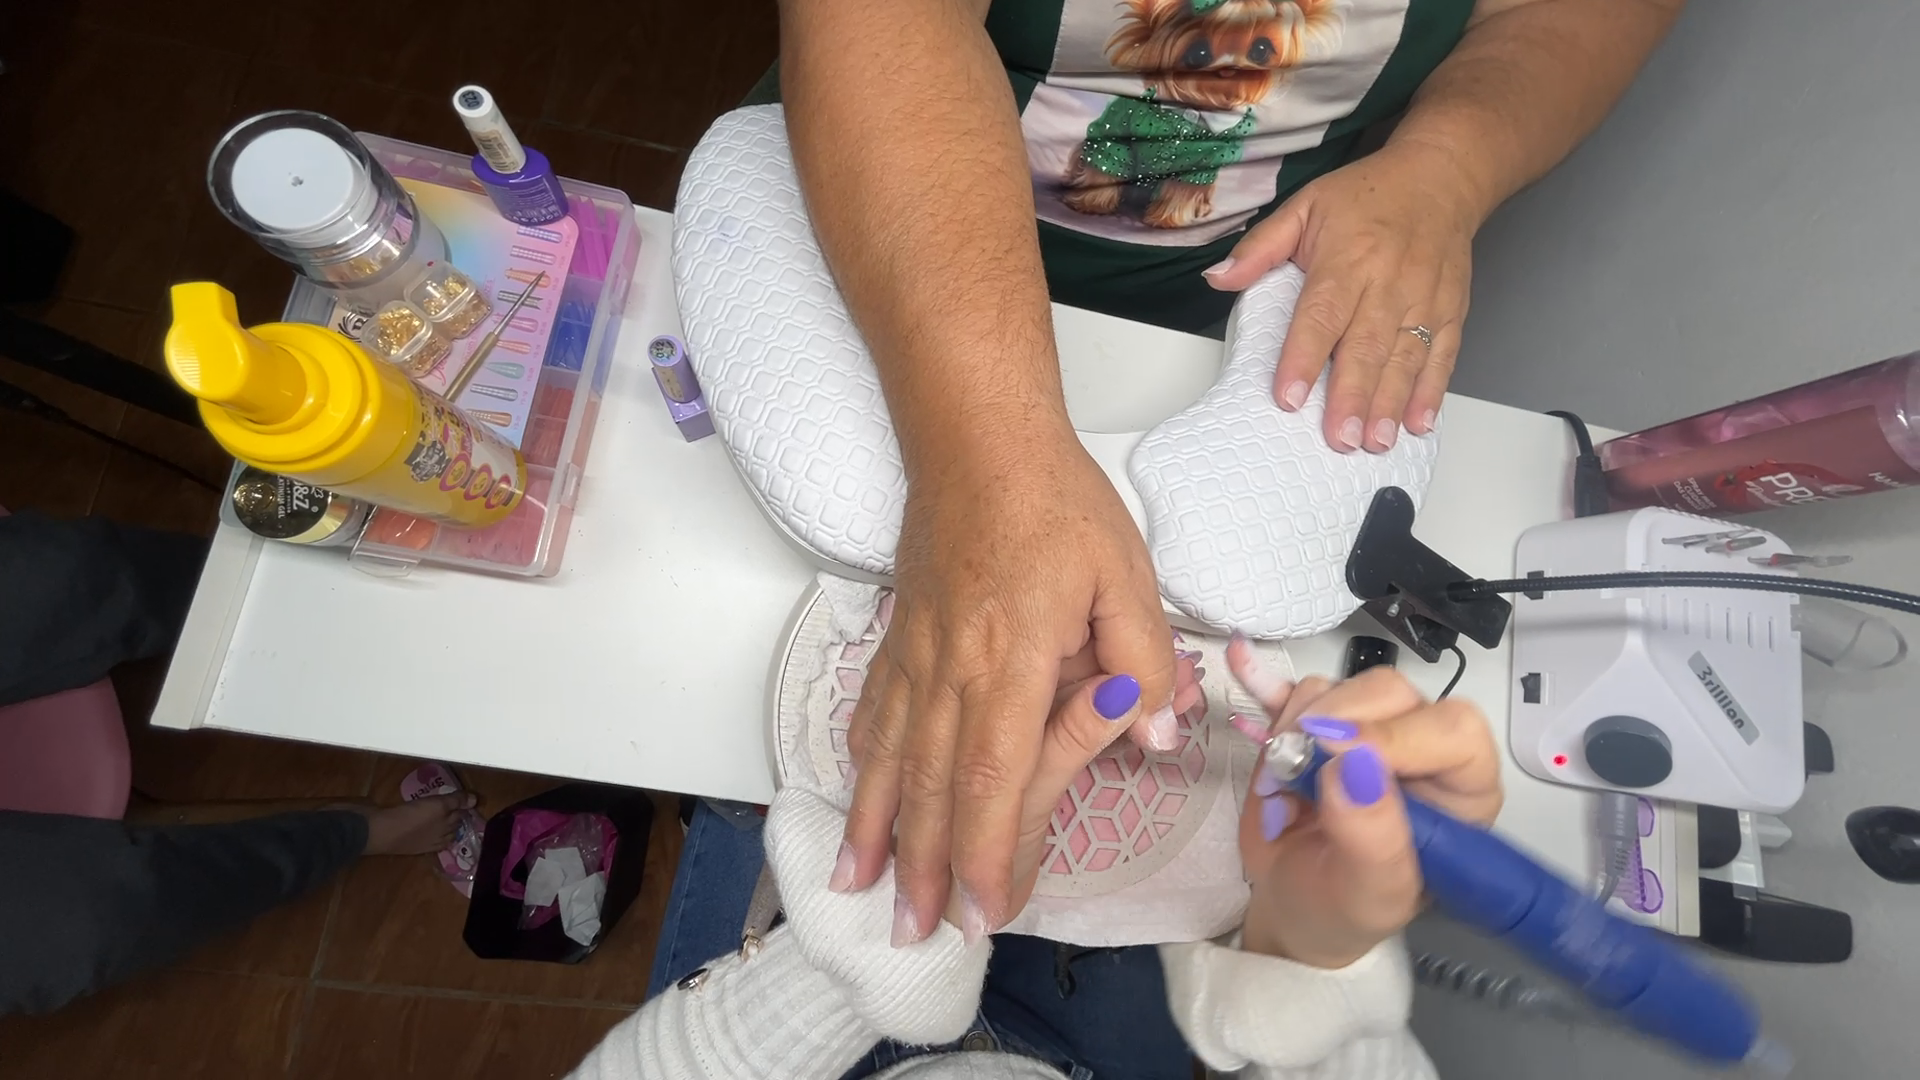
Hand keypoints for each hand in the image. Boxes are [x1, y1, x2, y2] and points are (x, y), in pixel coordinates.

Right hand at [834, 439, 1183, 946]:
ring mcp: (916, 650)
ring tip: (858, 885)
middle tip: (912, 931)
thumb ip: (1144, 660)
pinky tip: (859, 792)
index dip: (983, 850)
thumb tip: (1150, 736)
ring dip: (878, 826)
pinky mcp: (901, 632)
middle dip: (924, 864)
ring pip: (891, 754)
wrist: (979, 445)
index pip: (993, 773)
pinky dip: (863, 761)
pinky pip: (875, 708)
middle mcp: (951, 666)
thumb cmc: (1055, 502)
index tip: (978, 913)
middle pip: (933, 781)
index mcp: (1012, 656)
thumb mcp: (1127, 573)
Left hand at [1202, 140, 1486, 453]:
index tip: (1288, 396)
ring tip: (1375, 442)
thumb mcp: (1303, 207)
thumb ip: (1259, 248)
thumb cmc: (1367, 196)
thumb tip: (1218, 277)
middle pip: (1366, 348)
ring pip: (1406, 359)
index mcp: (1347, 261)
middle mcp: (1389, 283)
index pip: (1320, 317)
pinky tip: (1418, 423)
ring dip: (1390, 405)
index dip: (1303, 359)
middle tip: (1339, 438)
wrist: (1442, 174)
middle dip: (1351, 398)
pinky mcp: (1450, 310)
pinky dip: (1431, 392)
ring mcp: (1424, 299)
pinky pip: (1442, 355)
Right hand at [1224, 645, 1502, 967]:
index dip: (1395, 734)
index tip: (1334, 755)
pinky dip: (1262, 676)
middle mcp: (1414, 749)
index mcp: (1457, 791)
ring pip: (1333, 688)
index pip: (1452, 731)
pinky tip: (1241, 659)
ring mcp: (1355, 730)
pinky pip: (1288, 686)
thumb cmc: (1343, 908)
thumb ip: (1374, 837)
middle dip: (1333, 722)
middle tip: (1293, 763)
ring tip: (1277, 779)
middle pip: (1389, 692)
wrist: (1292, 902)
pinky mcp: (1305, 723)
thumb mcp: (1369, 894)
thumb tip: (1353, 763)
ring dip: (1291, 724)